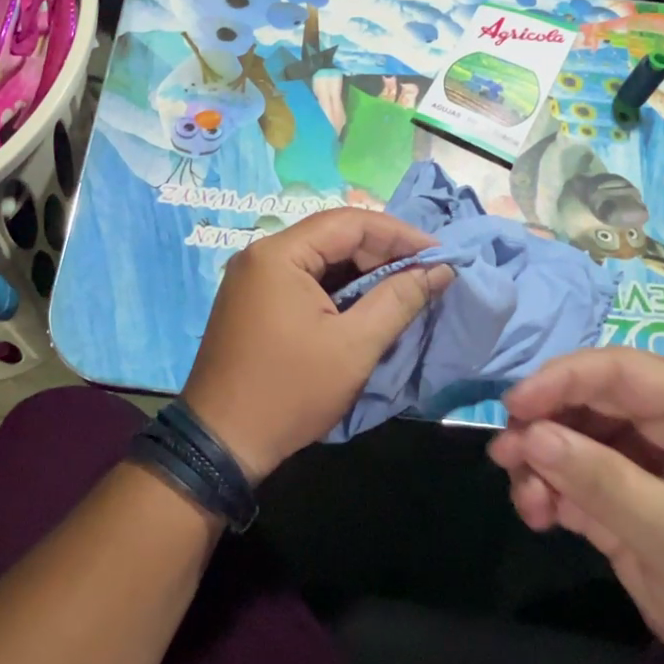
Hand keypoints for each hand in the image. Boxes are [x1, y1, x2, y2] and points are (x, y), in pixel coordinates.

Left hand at [183, 207, 452, 480]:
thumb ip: (399, 300)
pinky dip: (337, 289)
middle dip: (383, 253)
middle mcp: (260, 255)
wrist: (222, 441)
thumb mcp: (355, 347)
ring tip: (405, 290)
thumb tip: (439, 270)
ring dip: (362, 272)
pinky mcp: (251, 303)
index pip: (349, 222)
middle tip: (426, 275)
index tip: (440, 254)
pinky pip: (302, 280)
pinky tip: (366, 305)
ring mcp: (251, 279)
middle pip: (332, 236)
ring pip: (318, 259)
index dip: (400, 234)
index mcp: (278, 254)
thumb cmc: (290, 391)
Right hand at [486, 350, 663, 663]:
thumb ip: (602, 481)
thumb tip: (529, 433)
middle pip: (596, 406)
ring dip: (544, 465)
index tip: (512, 407)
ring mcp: (657, 482)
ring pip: (583, 447)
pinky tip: (539, 520)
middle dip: (546, 425)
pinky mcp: (640, 521)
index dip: (564, 379)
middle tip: (503, 457)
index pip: (625, 373)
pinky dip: (555, 497)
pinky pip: (585, 490)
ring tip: (524, 501)